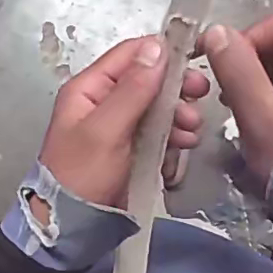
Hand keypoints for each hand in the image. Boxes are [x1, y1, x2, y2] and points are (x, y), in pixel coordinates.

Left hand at [39, 35, 210, 207]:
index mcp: (89, 89)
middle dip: (175, 88)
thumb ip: (132, 90)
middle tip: (199, 96)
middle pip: (148, 80)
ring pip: (157, 107)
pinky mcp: (132, 149)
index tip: (196, 61)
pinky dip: (173, 136)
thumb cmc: (81, 175)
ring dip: (178, 114)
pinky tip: (183, 146)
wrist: (72, 226)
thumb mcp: (105, 130)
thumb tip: (157, 47)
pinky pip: (158, 133)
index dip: (162, 53)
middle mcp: (104, 101)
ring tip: (190, 130)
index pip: (129, 54)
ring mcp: (119, 126)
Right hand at [200, 9, 272, 178]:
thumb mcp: (260, 115)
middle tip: (223, 84)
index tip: (218, 61)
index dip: (246, 37)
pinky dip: (261, 86)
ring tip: (234, 99)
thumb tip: (214, 31)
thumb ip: (237, 70)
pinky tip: (247, 107)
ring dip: (251, 72)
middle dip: (247, 56)